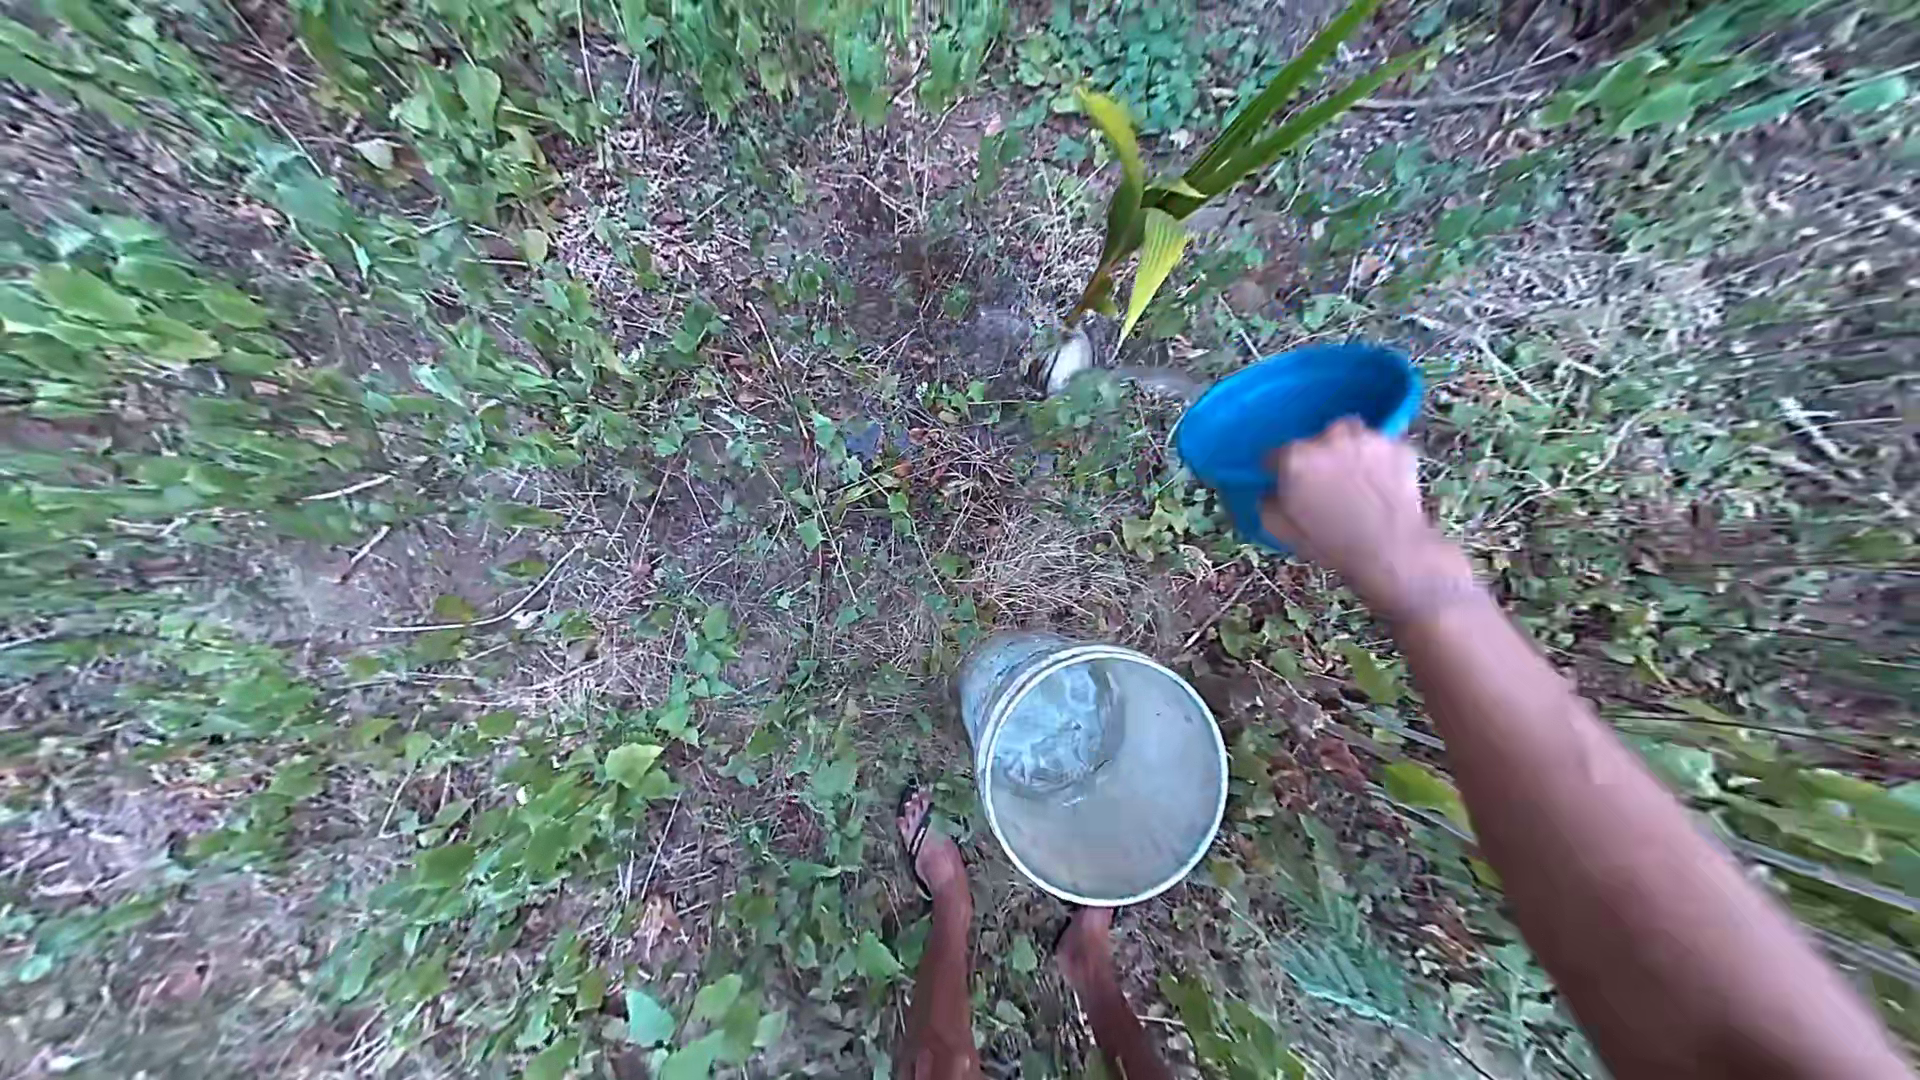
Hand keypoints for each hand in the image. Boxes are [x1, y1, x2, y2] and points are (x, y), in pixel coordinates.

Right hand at [1259, 419, 1472, 617]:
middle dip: (1314, 456)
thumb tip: (1271, 492)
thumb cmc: (1329, 543)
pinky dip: (1375, 457)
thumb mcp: (1279, 529)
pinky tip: (1377, 479)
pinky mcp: (1399, 446)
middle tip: (1320, 480)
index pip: (1274, 454)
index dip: (1277, 470)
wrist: (1391, 551)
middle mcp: (1329, 438)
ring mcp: (1368, 439)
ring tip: (1350, 473)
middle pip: (1313, 439)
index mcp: (1295, 458)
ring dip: (1345, 447)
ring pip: (1349, 433)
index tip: (1283, 483)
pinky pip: (1380, 445)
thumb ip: (1267, 502)